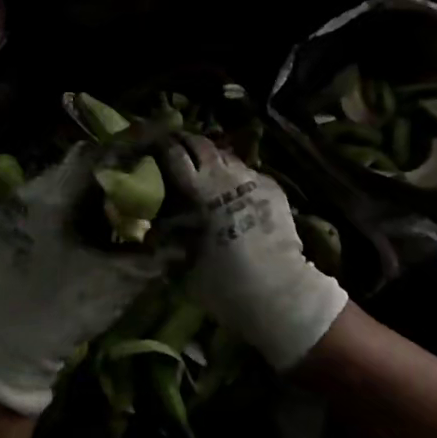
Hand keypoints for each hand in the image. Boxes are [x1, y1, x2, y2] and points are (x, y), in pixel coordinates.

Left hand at [0, 143, 178, 414]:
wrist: (11, 351)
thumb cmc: (65, 312)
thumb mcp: (119, 281)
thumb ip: (162, 248)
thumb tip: (199, 223)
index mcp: (49, 199)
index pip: (98, 154)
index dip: (134, 140)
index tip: (165, 128)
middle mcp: (28, 192)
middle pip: (80, 160)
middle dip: (118, 156)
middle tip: (152, 156)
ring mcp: (16, 205)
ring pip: (65, 175)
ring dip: (99, 174)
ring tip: (132, 177)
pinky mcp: (14, 220)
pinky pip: (53, 192)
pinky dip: (81, 193)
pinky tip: (102, 205)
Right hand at [160, 134, 347, 368]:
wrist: (283, 295)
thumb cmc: (228, 283)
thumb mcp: (188, 266)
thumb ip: (173, 242)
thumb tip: (157, 233)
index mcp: (202, 191)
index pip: (177, 155)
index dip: (163, 146)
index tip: (153, 144)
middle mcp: (228, 177)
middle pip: (203, 146)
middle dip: (187, 142)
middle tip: (174, 145)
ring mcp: (254, 180)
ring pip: (227, 156)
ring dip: (213, 158)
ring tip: (202, 166)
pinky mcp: (273, 190)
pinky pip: (247, 173)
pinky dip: (234, 176)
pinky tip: (230, 188)